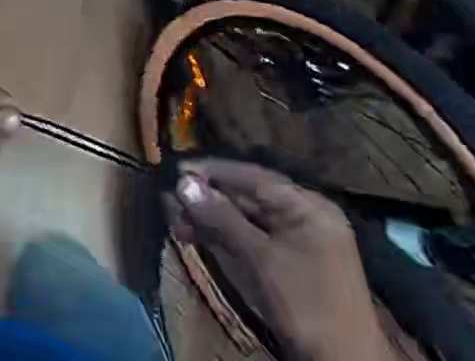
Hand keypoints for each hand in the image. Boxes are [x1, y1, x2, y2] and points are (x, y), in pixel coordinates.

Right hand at [168, 159, 398, 360]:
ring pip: (238, 214)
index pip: (249, 176)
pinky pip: (244, 234)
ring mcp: (294, 238)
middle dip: (203, 198)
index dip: (208, 171)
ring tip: (175, 222)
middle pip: (242, 194)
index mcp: (306, 207)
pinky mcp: (284, 258)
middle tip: (168, 203)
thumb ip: (219, 216)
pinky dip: (218, 233)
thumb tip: (182, 182)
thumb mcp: (258, 257)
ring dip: (205, 217)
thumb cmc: (305, 303)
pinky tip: (192, 235)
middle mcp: (302, 215)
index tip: (171, 172)